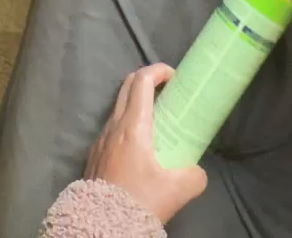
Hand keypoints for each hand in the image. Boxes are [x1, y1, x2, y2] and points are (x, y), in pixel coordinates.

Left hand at [85, 64, 206, 223]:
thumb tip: (197, 172)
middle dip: (147, 80)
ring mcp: (100, 139)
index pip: (142, 81)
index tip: (173, 76)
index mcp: (133, 126)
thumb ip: (194, 176)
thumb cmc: (139, 201)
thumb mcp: (176, 191)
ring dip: (135, 103)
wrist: (101, 227)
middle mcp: (113, 126)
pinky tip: (138, 146)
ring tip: (155, 121)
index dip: (158, 71)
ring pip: (117, 107)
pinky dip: (126, 123)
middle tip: (166, 90)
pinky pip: (111, 127)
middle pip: (127, 86)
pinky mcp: (94, 155)